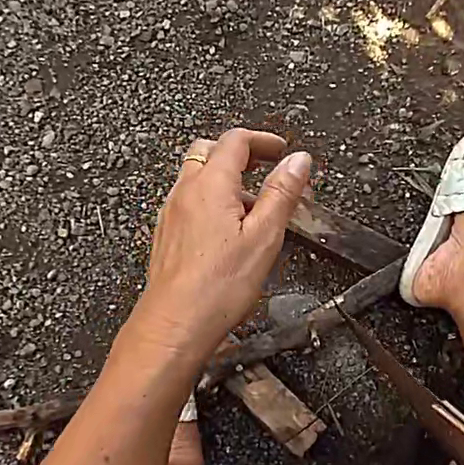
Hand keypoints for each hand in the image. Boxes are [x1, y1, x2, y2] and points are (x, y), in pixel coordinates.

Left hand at [133, 129, 312, 360]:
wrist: (175, 323)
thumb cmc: (215, 289)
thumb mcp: (264, 237)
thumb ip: (282, 194)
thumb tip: (297, 162)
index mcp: (210, 186)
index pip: (236, 141)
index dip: (263, 141)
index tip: (281, 151)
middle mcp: (184, 193)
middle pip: (209, 151)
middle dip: (240, 153)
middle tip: (265, 167)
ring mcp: (171, 214)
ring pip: (195, 177)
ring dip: (224, 178)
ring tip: (251, 204)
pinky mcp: (165, 235)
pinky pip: (187, 202)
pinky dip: (208, 200)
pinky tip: (225, 229)